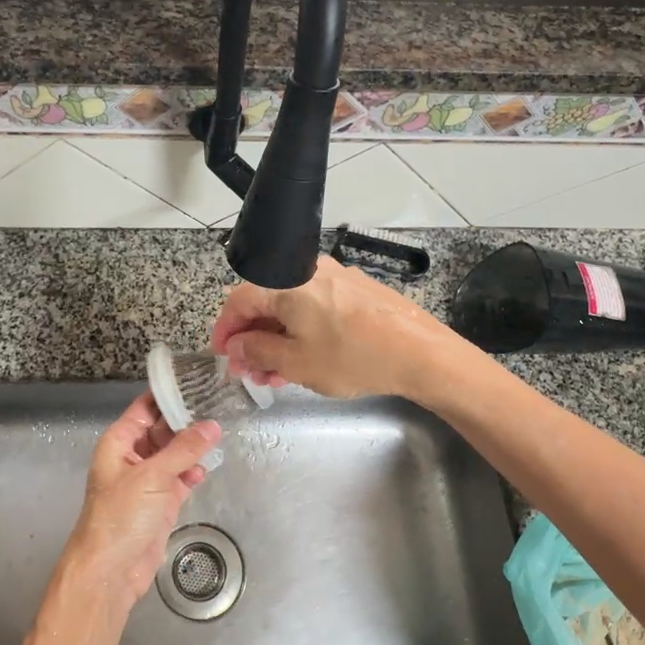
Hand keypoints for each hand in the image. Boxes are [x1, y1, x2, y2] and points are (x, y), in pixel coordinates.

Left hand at [57, 393, 221, 614]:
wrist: (110, 571)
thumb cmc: (121, 516)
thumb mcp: (152, 477)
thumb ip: (183, 450)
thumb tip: (212, 426)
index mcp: (119, 442)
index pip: (145, 408)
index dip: (168, 395)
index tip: (198, 382)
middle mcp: (132, 457)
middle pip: (162, 429)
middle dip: (186, 421)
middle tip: (218, 406)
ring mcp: (147, 481)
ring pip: (174, 454)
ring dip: (193, 448)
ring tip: (219, 435)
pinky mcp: (161, 502)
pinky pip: (180, 478)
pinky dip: (192, 472)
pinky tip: (206, 468)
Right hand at [211, 255, 469, 399]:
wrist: (421, 353)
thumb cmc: (354, 357)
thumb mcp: (296, 363)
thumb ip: (258, 352)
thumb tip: (238, 346)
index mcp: (286, 283)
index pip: (239, 300)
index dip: (225, 330)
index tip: (223, 356)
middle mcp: (308, 271)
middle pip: (266, 301)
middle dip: (252, 338)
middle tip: (249, 371)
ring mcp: (337, 277)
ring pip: (292, 306)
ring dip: (277, 338)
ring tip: (277, 374)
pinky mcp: (357, 289)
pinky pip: (316, 306)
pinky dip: (302, 330)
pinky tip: (307, 359)